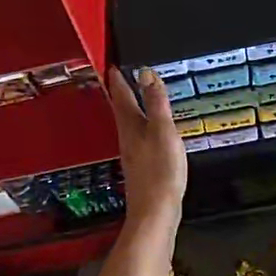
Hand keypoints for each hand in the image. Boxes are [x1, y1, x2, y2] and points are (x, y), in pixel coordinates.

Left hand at [106, 67, 186, 226]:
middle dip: (122, 90)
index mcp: (130, 124)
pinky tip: (150, 129)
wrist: (155, 212)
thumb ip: (155, 102)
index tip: (113, 63)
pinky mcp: (141, 164)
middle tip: (122, 75)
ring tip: (136, 95)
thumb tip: (145, 72)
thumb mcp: (162, 130)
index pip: (121, 94)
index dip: (117, 77)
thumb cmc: (160, 171)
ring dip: (131, 106)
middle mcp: (127, 136)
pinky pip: (139, 135)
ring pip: (129, 121)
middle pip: (122, 107)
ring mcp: (132, 151)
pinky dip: (142, 124)